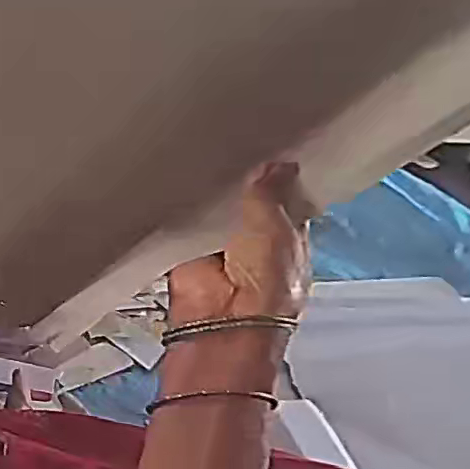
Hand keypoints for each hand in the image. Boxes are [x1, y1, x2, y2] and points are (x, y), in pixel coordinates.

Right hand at [167, 162, 312, 326]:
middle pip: (246, 202)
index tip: (268, 148)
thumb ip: (271, 195)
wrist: (220, 319)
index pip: (284, 200)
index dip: (277, 176)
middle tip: (231, 149)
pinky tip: (181, 185)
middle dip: (239, 183)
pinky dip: (181, 208)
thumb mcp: (276, 231)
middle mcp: (254, 242)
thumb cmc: (264, 285)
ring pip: (214, 210)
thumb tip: (277, 165)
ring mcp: (220, 246)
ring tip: (204, 161)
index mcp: (288, 238)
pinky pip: (184, 222)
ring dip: (209, 196)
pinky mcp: (188, 250)